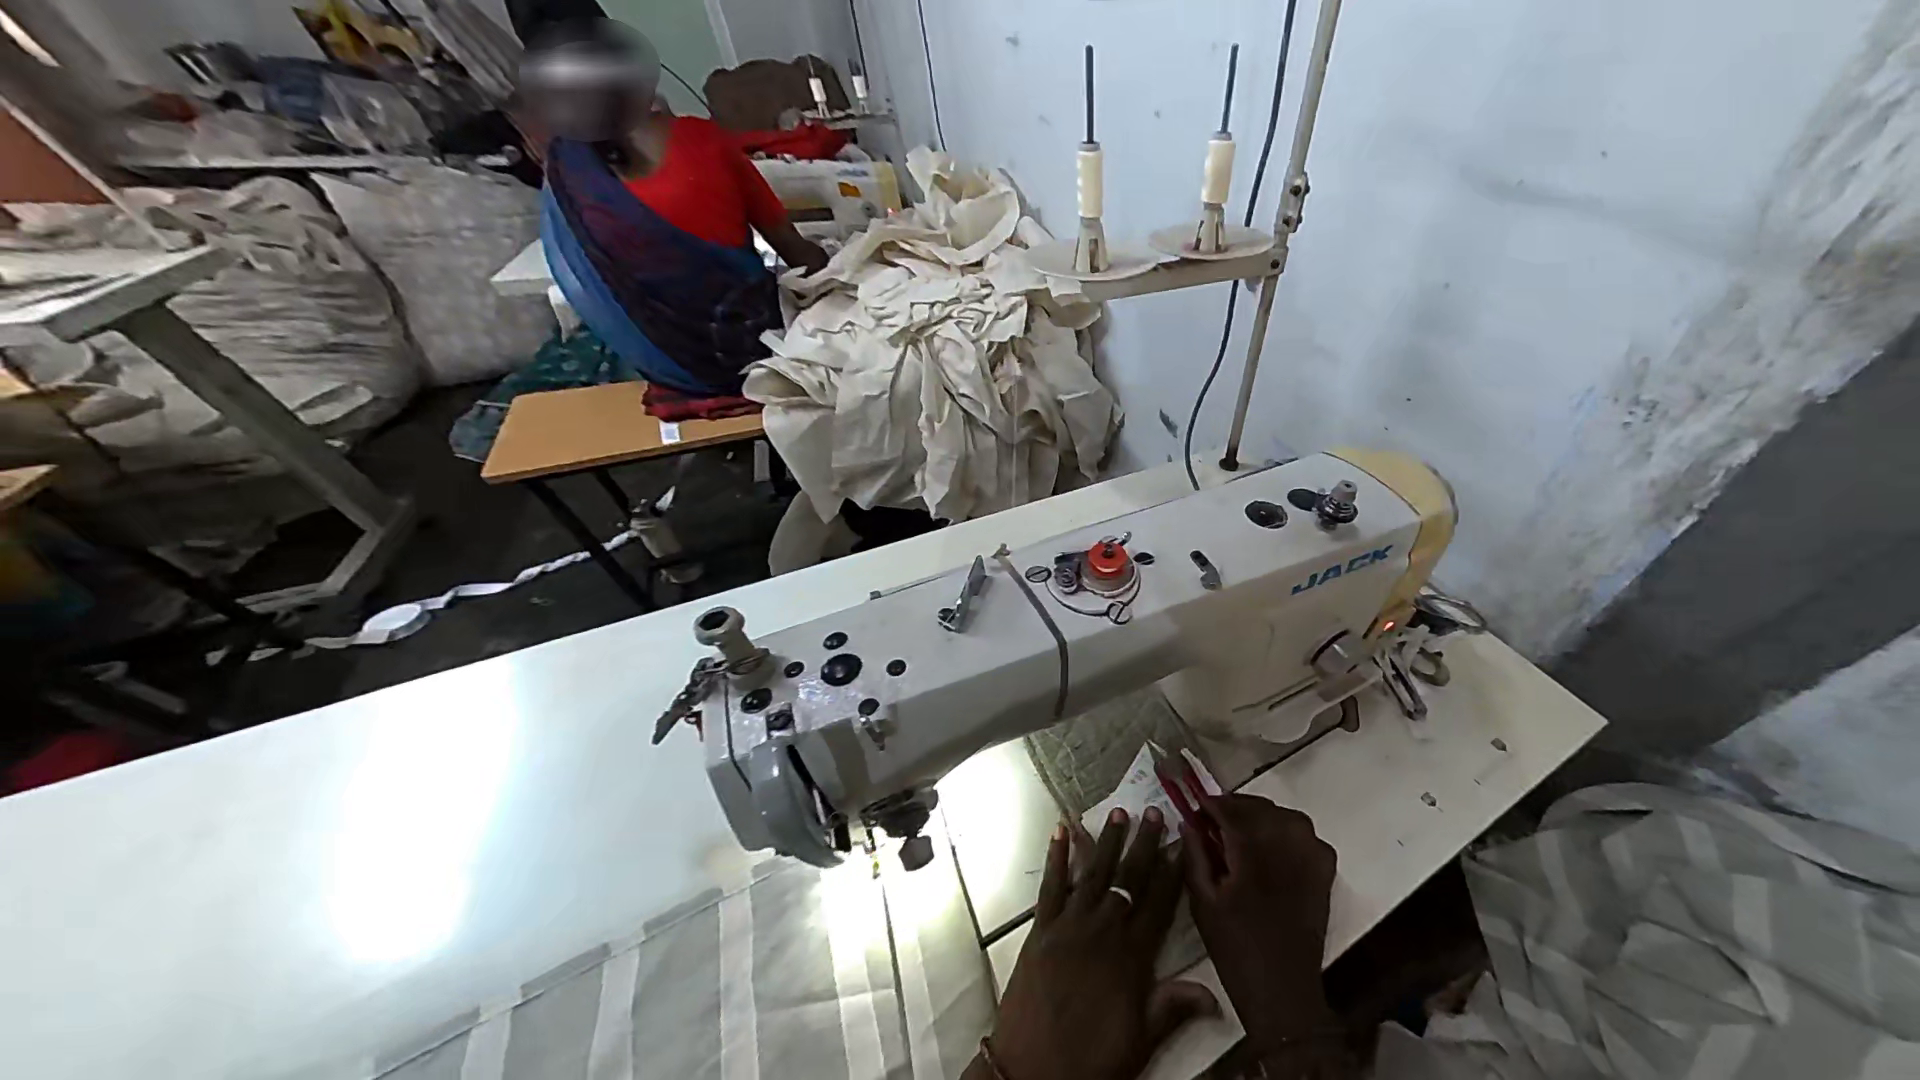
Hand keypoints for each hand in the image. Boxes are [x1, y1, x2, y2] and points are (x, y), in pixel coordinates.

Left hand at [980, 807, 1217, 1079]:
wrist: (1030, 1068)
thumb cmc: (1090, 1058)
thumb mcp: (1140, 1041)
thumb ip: (1172, 1008)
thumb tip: (1213, 995)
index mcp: (1131, 956)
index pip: (1158, 905)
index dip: (1172, 874)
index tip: (1181, 845)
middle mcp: (1102, 930)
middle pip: (1128, 880)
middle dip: (1142, 845)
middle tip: (1152, 814)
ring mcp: (1069, 924)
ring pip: (1093, 873)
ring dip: (1106, 842)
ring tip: (1118, 813)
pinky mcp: (1041, 927)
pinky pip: (1052, 885)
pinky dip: (1056, 856)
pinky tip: (1060, 832)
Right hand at [1182, 794, 1338, 1055]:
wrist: (1282, 989)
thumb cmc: (1235, 945)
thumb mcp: (1201, 901)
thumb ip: (1194, 855)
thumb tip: (1188, 822)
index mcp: (1252, 852)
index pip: (1229, 808)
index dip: (1209, 804)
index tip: (1194, 808)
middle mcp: (1285, 846)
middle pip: (1257, 806)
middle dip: (1232, 808)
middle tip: (1211, 822)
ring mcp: (1310, 858)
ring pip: (1284, 815)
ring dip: (1260, 816)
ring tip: (1240, 831)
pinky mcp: (1324, 873)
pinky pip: (1306, 835)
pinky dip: (1288, 831)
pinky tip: (1272, 846)